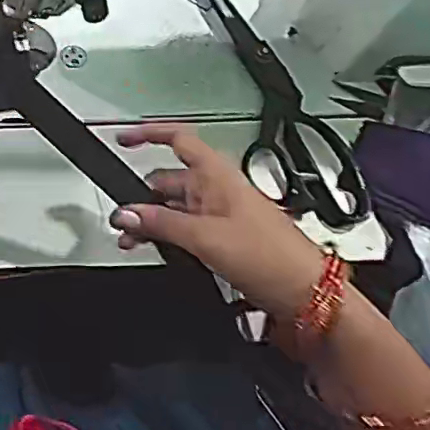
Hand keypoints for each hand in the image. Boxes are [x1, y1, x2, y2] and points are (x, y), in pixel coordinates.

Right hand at [108, 124, 327, 317]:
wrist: (307, 295)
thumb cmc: (274, 257)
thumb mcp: (205, 237)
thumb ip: (160, 223)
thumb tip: (126, 214)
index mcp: (217, 175)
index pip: (178, 139)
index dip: (149, 134)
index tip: (124, 139)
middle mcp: (216, 189)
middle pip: (167, 180)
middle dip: (140, 196)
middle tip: (122, 216)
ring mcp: (218, 214)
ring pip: (171, 207)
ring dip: (149, 221)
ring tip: (132, 239)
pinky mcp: (219, 237)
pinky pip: (181, 228)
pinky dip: (162, 236)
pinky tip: (151, 248)